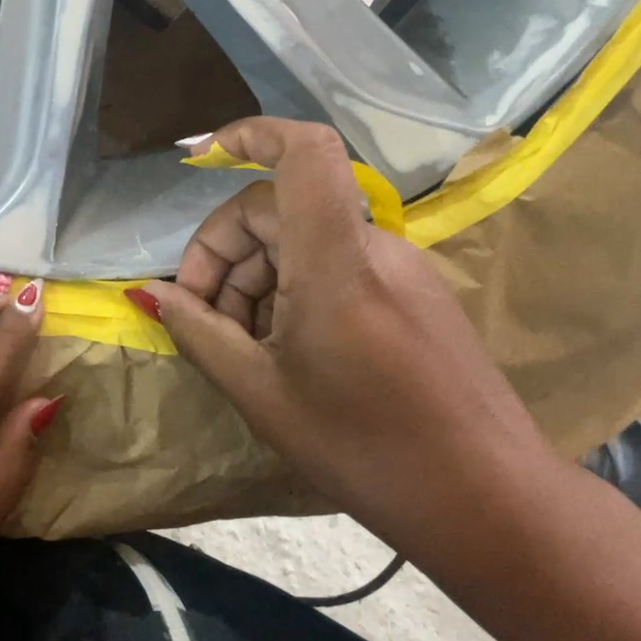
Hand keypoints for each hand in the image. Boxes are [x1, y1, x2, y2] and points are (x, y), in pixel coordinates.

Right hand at [131, 117, 640, 640]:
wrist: (494, 506)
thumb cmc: (365, 450)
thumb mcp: (259, 392)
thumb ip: (196, 330)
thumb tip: (145, 293)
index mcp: (336, 262)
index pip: (305, 153)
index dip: (249, 133)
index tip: (199, 156)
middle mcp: (374, 247)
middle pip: (277, 208)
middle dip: (223, 253)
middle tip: (200, 317)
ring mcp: (402, 268)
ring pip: (303, 239)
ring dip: (254, 276)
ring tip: (240, 344)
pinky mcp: (418, 292)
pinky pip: (337, 263)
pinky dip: (293, 288)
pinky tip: (284, 347)